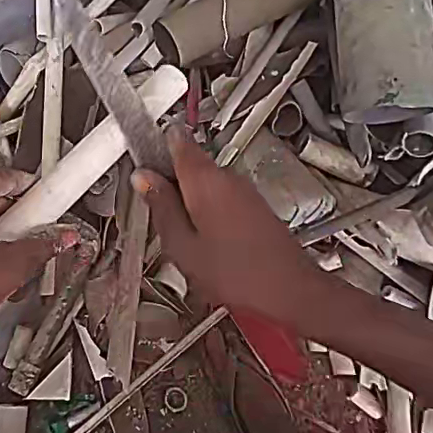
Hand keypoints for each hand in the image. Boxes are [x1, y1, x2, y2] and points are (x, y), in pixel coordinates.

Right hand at [136, 127, 333, 329]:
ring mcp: (243, 190)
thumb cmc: (238, 273)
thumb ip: (160, 207)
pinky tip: (206, 242)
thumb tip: (143, 179)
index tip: (141, 167)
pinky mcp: (253, 205)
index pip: (175, 141)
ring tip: (183, 237)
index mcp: (204, 180)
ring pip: (203, 183)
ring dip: (188, 201)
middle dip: (169, 184)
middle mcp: (226, 177)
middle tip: (157, 215)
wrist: (290, 291)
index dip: (154, 149)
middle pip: (189, 164)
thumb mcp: (182, 245)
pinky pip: (220, 197)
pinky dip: (206, 212)